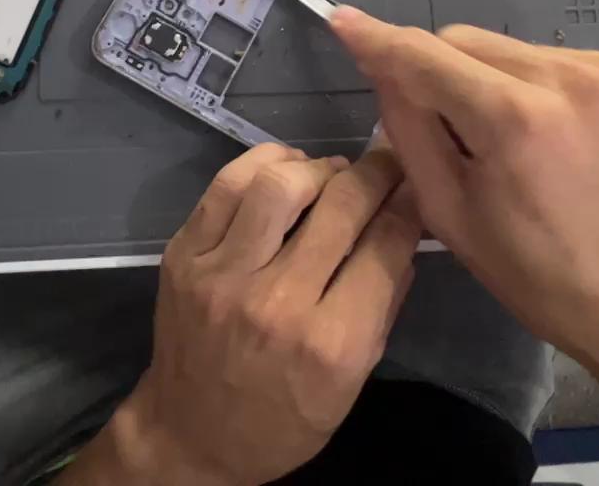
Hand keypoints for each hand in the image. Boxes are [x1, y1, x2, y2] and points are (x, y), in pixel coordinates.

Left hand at [68, 144, 420, 485]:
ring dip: (318, 167)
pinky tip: (284, 169)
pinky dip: (264, 163)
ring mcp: (222, 273)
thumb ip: (384, 302)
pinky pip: (226, 184)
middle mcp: (276, 302)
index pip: (385, 246)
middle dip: (375, 173)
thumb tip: (406, 226)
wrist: (191, 435)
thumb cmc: (284, 418)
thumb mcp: (352, 381)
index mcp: (330, 344)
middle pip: (340, 206)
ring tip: (331, 172)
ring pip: (280, 183)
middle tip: (384, 162)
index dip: (407, 203)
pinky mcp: (184, 254)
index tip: (414, 182)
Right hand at [329, 7, 598, 390]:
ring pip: (497, 45)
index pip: (424, 56)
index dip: (376, 37)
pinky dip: (516, 81)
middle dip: (432, 71)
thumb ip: (408, 128)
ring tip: (493, 136)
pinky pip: (538, 56)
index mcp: (515, 121)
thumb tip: (382, 69)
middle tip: (439, 129)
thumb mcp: (450, 212)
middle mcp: (563, 77)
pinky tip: (535, 129)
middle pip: (458, 40)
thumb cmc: (539, 277)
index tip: (341, 18)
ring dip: (475, 75)